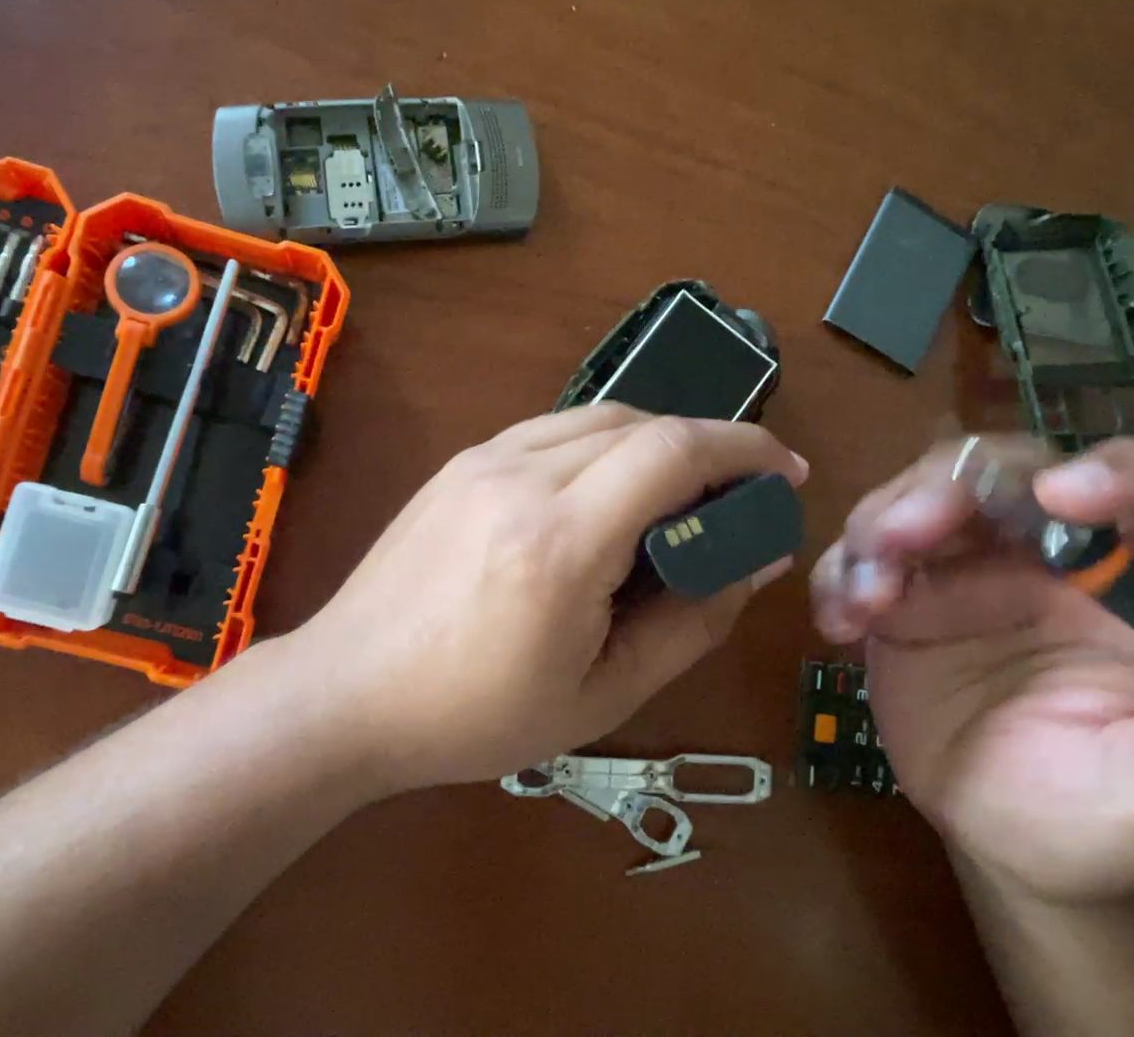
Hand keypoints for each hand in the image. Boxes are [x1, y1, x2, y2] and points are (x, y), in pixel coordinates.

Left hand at [286, 404, 805, 792]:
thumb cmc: (473, 716)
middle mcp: (518, 477)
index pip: (673, 451)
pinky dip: (596, 446)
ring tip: (677, 496)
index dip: (745, 450)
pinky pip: (547, 432)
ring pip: (592, 418)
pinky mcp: (455, 466)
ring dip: (651, 441)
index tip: (786, 475)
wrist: (347, 693)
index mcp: (560, 540)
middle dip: (705, 447)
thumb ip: (689, 623)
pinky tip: (602, 494)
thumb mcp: (600, 695)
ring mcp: (478, 462)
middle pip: (639, 422)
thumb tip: (755, 559)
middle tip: (737, 500)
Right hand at [811, 436, 1133, 901]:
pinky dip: (837, 577)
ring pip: (917, 497)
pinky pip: (858, 559)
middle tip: (903, 535)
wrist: (1004, 847)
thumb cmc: (1112, 819)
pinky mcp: (904, 599)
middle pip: (1007, 471)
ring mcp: (970, 573)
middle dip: (946, 486)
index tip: (1066, 494)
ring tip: (864, 603)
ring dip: (876, 530)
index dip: (1130, 470)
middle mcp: (1060, 559)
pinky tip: (837, 628)